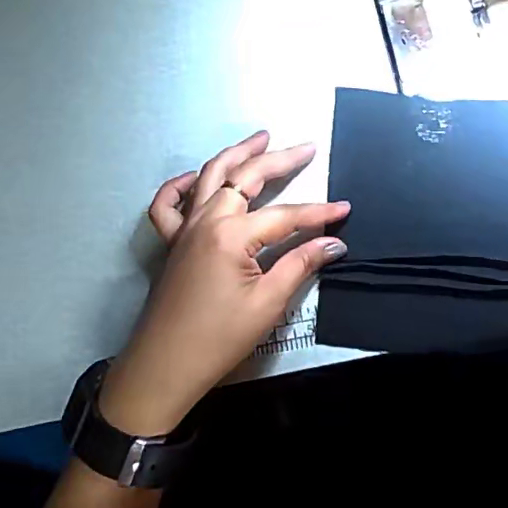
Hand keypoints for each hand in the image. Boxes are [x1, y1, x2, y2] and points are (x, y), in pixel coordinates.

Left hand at [98, 131, 349, 434]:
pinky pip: (168, 205)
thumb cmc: (219, 339)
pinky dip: (181, 185)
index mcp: (232, 235)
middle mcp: (206, 221)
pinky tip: (195, 177)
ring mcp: (184, 230)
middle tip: (306, 148)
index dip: (318, 212)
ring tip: (260, 139)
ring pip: (209, 177)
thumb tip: (334, 242)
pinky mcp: (172, 243)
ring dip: (236, 155)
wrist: (162, 368)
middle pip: (246, 178)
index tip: (344, 208)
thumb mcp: (268, 303)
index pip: (286, 215)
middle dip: (279, 160)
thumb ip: (301, 264)